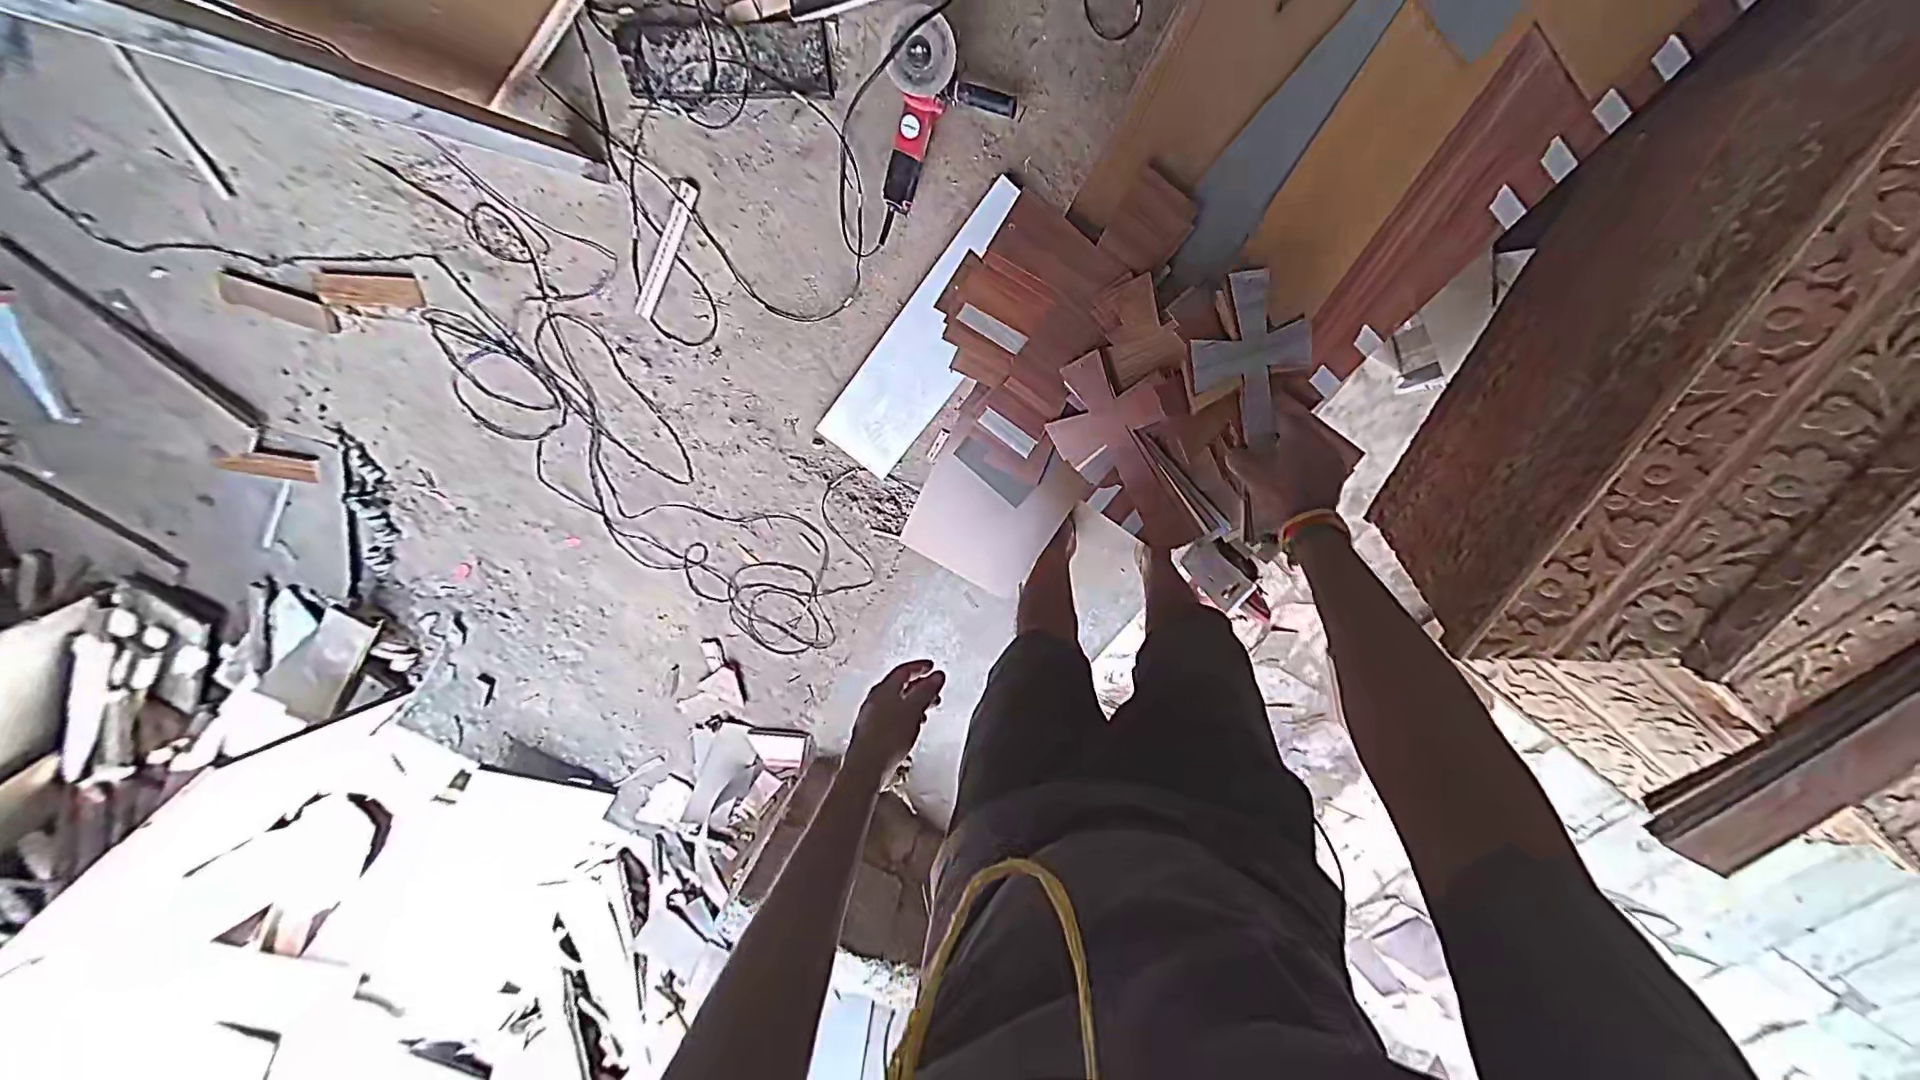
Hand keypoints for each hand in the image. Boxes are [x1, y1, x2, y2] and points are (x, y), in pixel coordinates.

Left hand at [847, 660, 944, 778]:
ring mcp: (872, 716)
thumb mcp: (914, 709)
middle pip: (900, 686)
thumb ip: (926, 691)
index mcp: (884, 689)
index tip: (931, 667)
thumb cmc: (887, 738)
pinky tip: (912, 725)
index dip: (920, 667)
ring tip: (927, 708)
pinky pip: (892, 716)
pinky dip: (906, 715)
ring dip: (914, 702)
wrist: (867, 767)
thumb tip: (937, 677)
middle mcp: (875, 700)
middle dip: (919, 685)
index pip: (904, 670)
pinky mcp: (872, 732)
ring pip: (897, 701)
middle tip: (934, 687)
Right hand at [1225, 401, 1352, 528]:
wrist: (1309, 523)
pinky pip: (1318, 461)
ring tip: (1278, 460)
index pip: (1282, 411)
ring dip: (1294, 449)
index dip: (1267, 412)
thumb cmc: (1280, 493)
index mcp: (1297, 432)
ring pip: (1309, 444)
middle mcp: (1318, 439)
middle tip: (1265, 440)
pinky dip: (1305, 464)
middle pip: (1297, 428)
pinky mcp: (1337, 474)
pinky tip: (1293, 476)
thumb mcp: (1249, 474)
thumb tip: (1234, 452)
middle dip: (1280, 433)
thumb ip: (1238, 457)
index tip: (1259, 415)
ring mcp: (1331, 456)